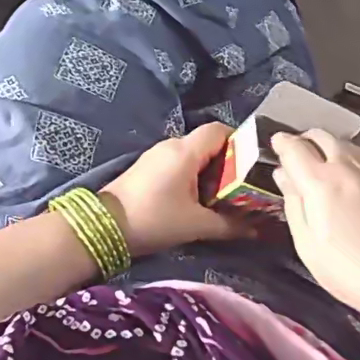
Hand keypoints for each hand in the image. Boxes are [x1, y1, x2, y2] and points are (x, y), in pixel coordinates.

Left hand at [101, 123, 254, 257]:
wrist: (104, 227)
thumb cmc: (154, 220)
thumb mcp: (195, 225)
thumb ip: (229, 225)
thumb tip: (256, 229)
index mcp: (185, 151)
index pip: (219, 130)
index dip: (239, 143)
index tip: (251, 165)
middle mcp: (171, 146)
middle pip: (207, 144)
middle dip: (227, 164)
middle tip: (241, 188)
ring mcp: (155, 156)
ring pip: (192, 156)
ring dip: (209, 173)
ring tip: (221, 198)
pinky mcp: (146, 169)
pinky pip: (178, 165)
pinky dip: (191, 178)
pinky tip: (196, 201)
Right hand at [270, 131, 359, 323]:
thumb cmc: (351, 273)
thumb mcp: (308, 245)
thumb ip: (293, 204)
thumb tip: (283, 175)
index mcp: (321, 182)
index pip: (295, 148)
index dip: (280, 143)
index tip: (273, 144)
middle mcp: (347, 167)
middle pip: (321, 136)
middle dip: (303, 139)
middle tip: (292, 153)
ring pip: (343, 142)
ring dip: (325, 143)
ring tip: (315, 160)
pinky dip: (347, 152)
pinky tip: (345, 167)